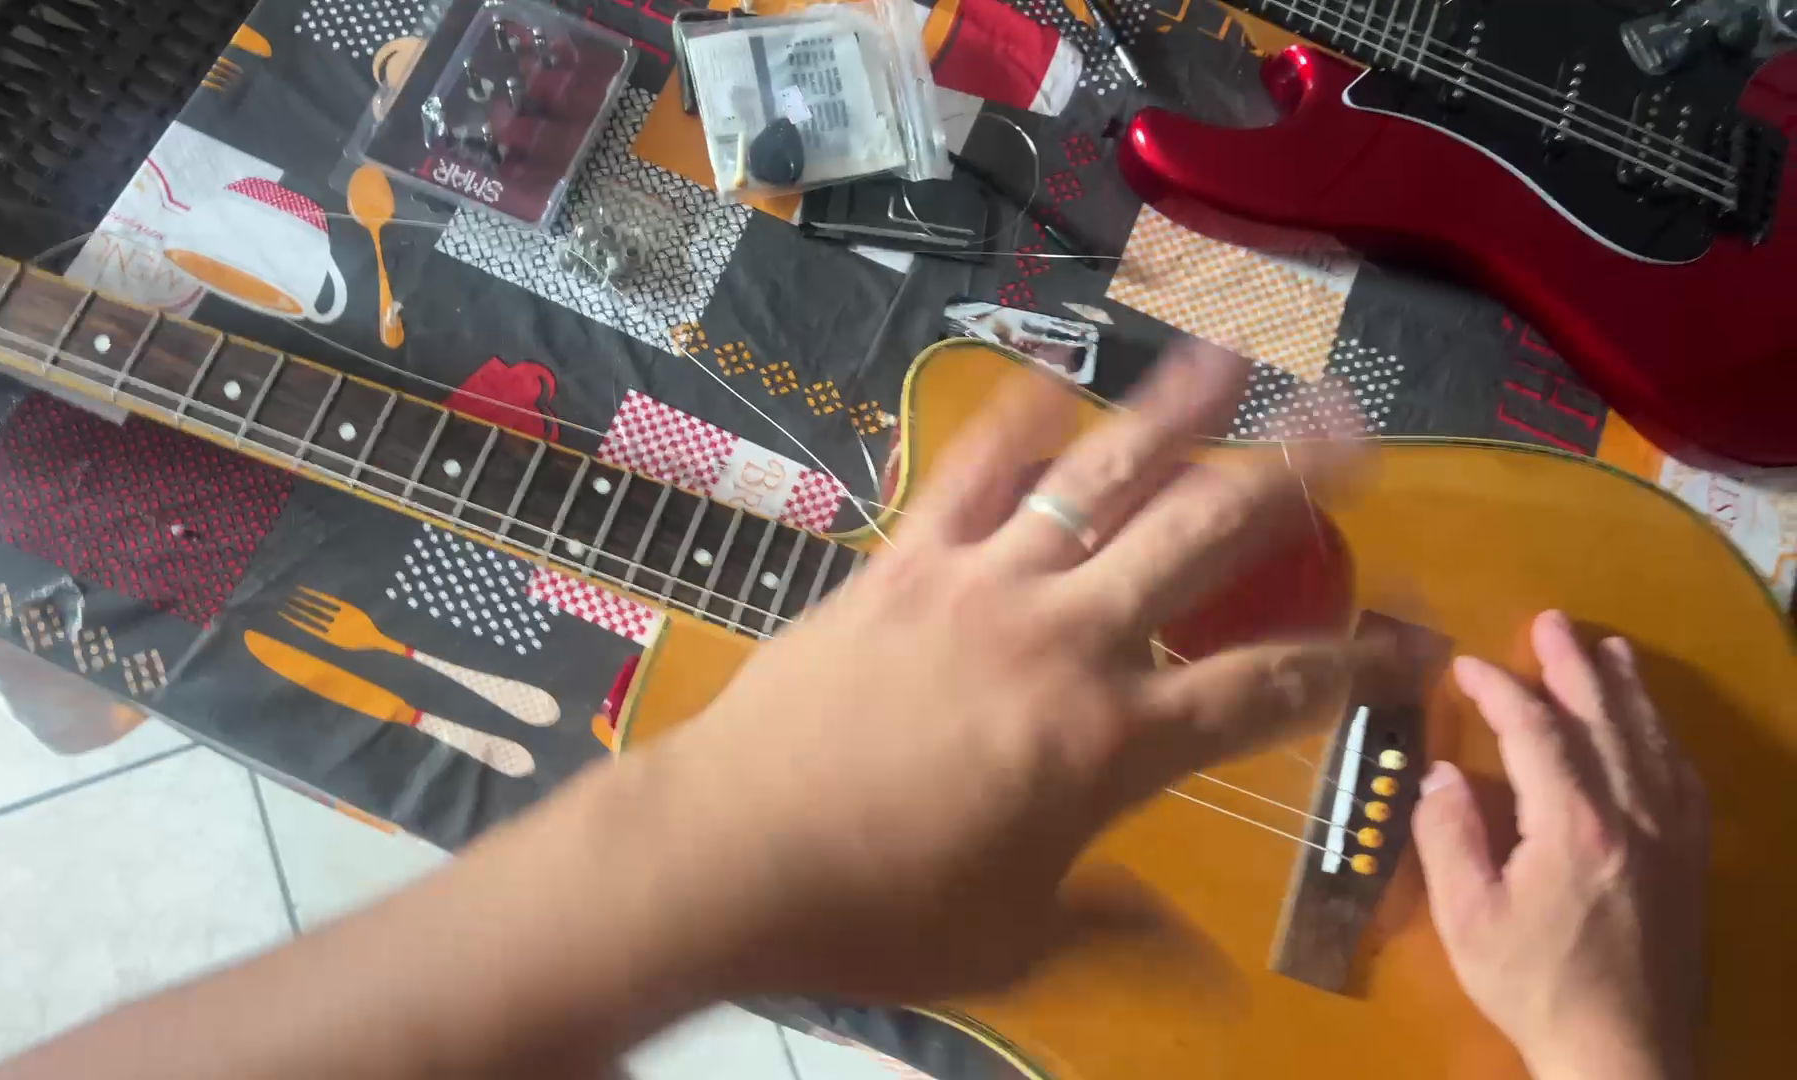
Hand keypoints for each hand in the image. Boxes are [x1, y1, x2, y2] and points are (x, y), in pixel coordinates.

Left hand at [624, 345, 1370, 1001]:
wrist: (732, 848)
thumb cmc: (873, 910)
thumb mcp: (1011, 938)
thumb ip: (1112, 926)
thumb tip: (1200, 962)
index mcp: (1106, 744)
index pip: (1268, 691)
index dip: (1357, 666)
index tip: (1414, 642)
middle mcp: (1058, 639)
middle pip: (1203, 539)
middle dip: (1291, 482)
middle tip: (1351, 431)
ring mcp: (977, 585)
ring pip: (1095, 478)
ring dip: (1167, 416)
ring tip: (1223, 361)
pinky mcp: (902, 562)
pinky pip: (968, 475)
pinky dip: (1012, 425)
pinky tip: (1046, 383)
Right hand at [1413, 610, 1708, 1079]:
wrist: (1623, 1055)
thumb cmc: (1527, 978)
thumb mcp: (1465, 911)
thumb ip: (1451, 835)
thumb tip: (1442, 775)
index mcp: (1574, 829)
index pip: (1537, 735)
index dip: (1501, 692)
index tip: (1464, 665)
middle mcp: (1635, 824)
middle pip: (1607, 727)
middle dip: (1577, 670)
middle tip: (1554, 622)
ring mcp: (1671, 844)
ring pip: (1655, 749)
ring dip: (1629, 694)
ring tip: (1609, 651)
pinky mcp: (1687, 865)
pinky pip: (1684, 786)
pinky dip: (1665, 743)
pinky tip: (1653, 727)